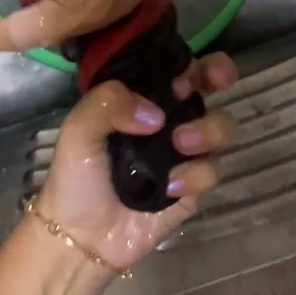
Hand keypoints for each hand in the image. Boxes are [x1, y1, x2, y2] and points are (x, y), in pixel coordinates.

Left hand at [34, 54, 238, 271]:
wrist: (81, 236)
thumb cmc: (75, 175)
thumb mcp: (78, 128)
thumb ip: (109, 103)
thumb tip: (155, 114)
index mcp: (136, 97)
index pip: (169, 66)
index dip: (189, 58)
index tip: (194, 63)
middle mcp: (165, 118)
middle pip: (206, 85)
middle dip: (219, 75)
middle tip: (217, 80)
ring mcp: (181, 152)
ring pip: (218, 125)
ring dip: (207, 128)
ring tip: (180, 143)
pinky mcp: (191, 187)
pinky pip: (211, 170)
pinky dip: (194, 176)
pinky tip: (169, 188)